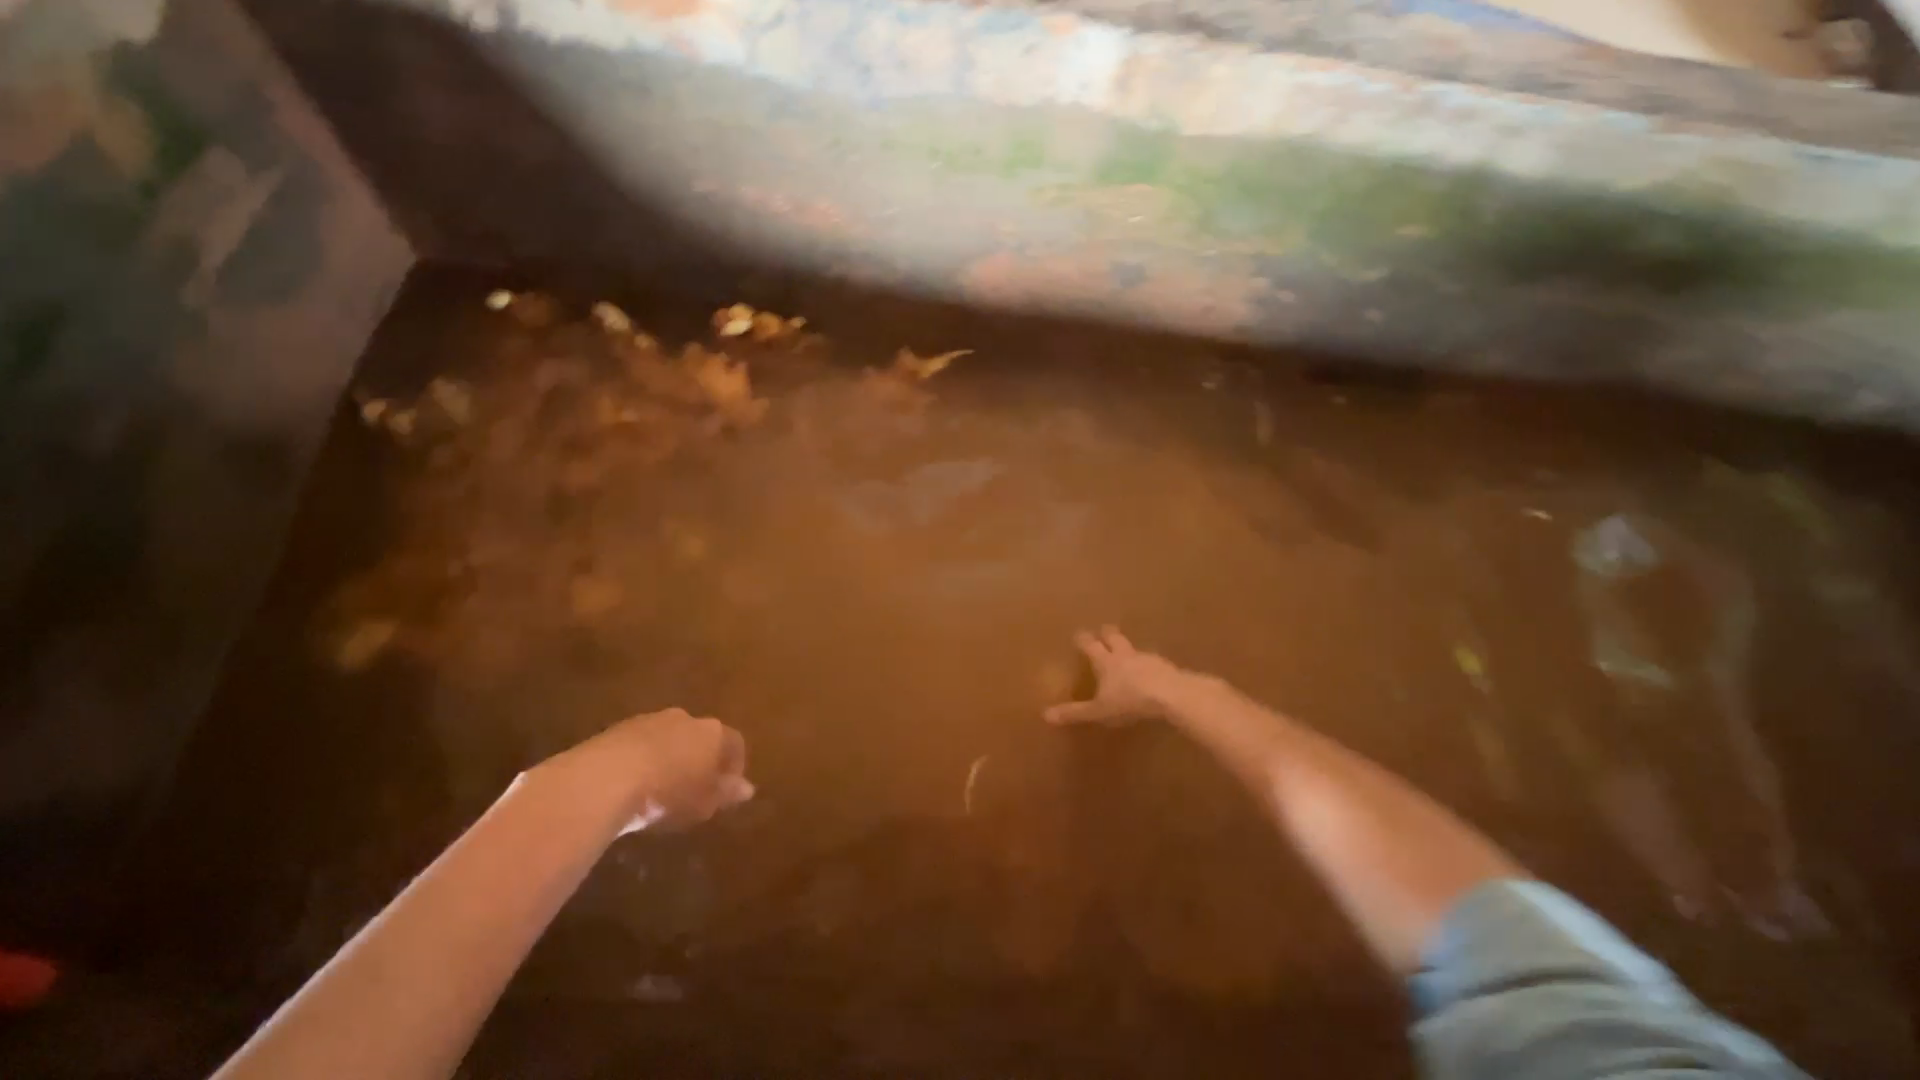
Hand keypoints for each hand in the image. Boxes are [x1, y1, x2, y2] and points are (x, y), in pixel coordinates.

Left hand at [555, 708, 753, 832]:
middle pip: (700, 737)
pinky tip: (633, 785)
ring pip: (668, 738)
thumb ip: (727, 793)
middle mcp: (685, 719)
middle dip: (699, 759)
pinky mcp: (617, 729)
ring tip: (660, 788)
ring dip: (669, 758)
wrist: (605, 779)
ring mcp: (649, 720)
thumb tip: (747, 787)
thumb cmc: (668, 793)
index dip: (734, 766)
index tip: (727, 789)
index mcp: (713, 733)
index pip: (734, 743)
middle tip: (693, 788)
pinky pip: (639, 745)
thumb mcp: (705, 802)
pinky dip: (642, 760)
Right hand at [1044, 626, 1190, 725]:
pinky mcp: (1165, 666)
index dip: (1083, 640)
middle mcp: (1124, 655)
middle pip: (1114, 638)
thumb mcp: (1099, 710)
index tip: (1078, 635)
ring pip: (1134, 649)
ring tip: (1126, 652)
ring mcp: (1147, 658)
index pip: (1090, 645)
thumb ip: (1075, 712)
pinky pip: (1153, 661)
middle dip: (1107, 634)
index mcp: (1106, 662)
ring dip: (1128, 649)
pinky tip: (1150, 671)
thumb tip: (1045, 715)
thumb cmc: (1129, 700)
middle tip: (1103, 630)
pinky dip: (1147, 664)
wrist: (1170, 695)